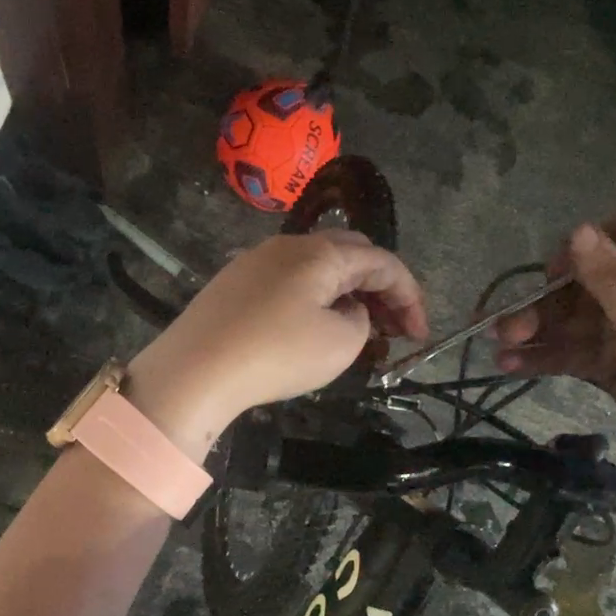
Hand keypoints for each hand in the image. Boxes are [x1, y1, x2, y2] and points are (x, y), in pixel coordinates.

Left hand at [127, 231, 427, 455]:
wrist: (195, 370)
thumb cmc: (276, 354)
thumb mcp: (339, 344)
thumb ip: (360, 321)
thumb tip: (349, 311)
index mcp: (321, 252)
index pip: (382, 262)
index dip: (409, 297)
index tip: (419, 335)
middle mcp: (288, 245)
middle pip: (349, 255)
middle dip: (379, 289)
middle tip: (391, 328)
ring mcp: (255, 262)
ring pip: (316, 269)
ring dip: (345, 294)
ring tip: (356, 331)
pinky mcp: (232, 285)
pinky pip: (286, 283)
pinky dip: (313, 300)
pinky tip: (310, 329)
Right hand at [493, 221, 615, 473]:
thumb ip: (609, 276)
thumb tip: (578, 229)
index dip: (587, 249)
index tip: (555, 266)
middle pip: (584, 290)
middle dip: (543, 303)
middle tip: (506, 325)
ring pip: (571, 326)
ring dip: (535, 334)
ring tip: (498, 347)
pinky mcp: (610, 372)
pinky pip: (570, 357)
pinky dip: (542, 359)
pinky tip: (510, 365)